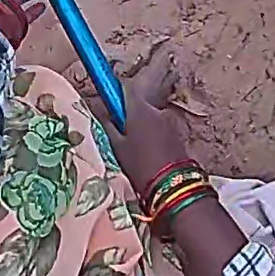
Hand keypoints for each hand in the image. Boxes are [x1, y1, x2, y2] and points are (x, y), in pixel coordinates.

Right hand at [98, 52, 194, 200]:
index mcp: (139, 109)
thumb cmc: (141, 167)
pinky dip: (151, 135)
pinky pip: (158, 128)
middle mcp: (156, 110)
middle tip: (116, 132)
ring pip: (148, 117)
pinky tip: (146, 154)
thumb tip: (97, 107)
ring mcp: (169, 122)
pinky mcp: (177, 134)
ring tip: (133, 149)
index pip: (123, 86)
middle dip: (126, 113)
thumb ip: (107, 124)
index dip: (112, 89)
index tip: (104, 96)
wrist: (175, 189)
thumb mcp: (117, 146)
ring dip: (139, 126)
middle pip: (136, 102)